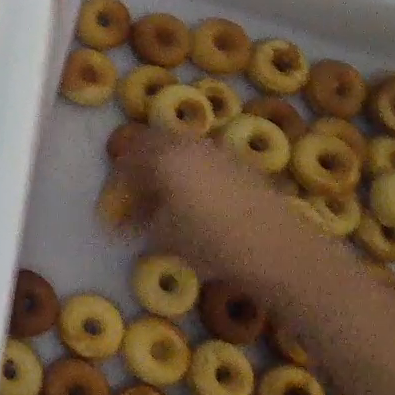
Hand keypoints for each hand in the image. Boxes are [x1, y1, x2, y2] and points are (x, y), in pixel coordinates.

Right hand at [110, 126, 352, 309]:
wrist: (280, 250)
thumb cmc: (212, 242)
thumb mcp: (164, 236)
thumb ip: (143, 218)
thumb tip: (135, 215)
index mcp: (164, 157)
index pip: (126, 161)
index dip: (116, 186)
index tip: (114, 212)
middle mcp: (190, 145)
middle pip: (152, 145)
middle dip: (139, 168)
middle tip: (135, 196)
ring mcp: (220, 151)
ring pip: (181, 150)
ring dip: (167, 168)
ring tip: (166, 199)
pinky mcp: (244, 165)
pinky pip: (205, 161)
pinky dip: (193, 174)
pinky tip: (198, 202)